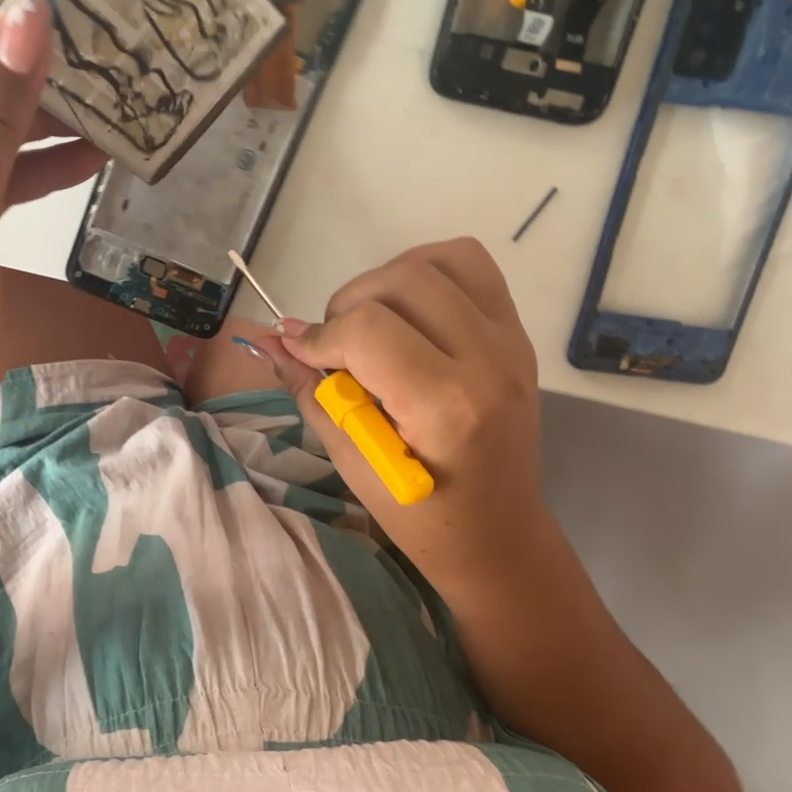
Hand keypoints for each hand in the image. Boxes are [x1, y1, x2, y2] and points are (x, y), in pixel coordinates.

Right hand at [255, 239, 550, 591]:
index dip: (320, 337)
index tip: (301, 355)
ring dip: (388, 280)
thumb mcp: (353, 462)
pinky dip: (428, 273)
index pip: (368, 330)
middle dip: (349, 304)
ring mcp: (510, 342)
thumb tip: (275, 340)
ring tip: (370, 322)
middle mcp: (487, 361)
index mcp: (445, 406)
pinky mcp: (516, 334)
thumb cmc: (418, 516)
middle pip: (403, 281)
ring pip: (440, 259)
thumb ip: (312, 393)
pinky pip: (471, 267)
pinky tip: (405, 312)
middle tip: (336, 346)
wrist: (495, 532)